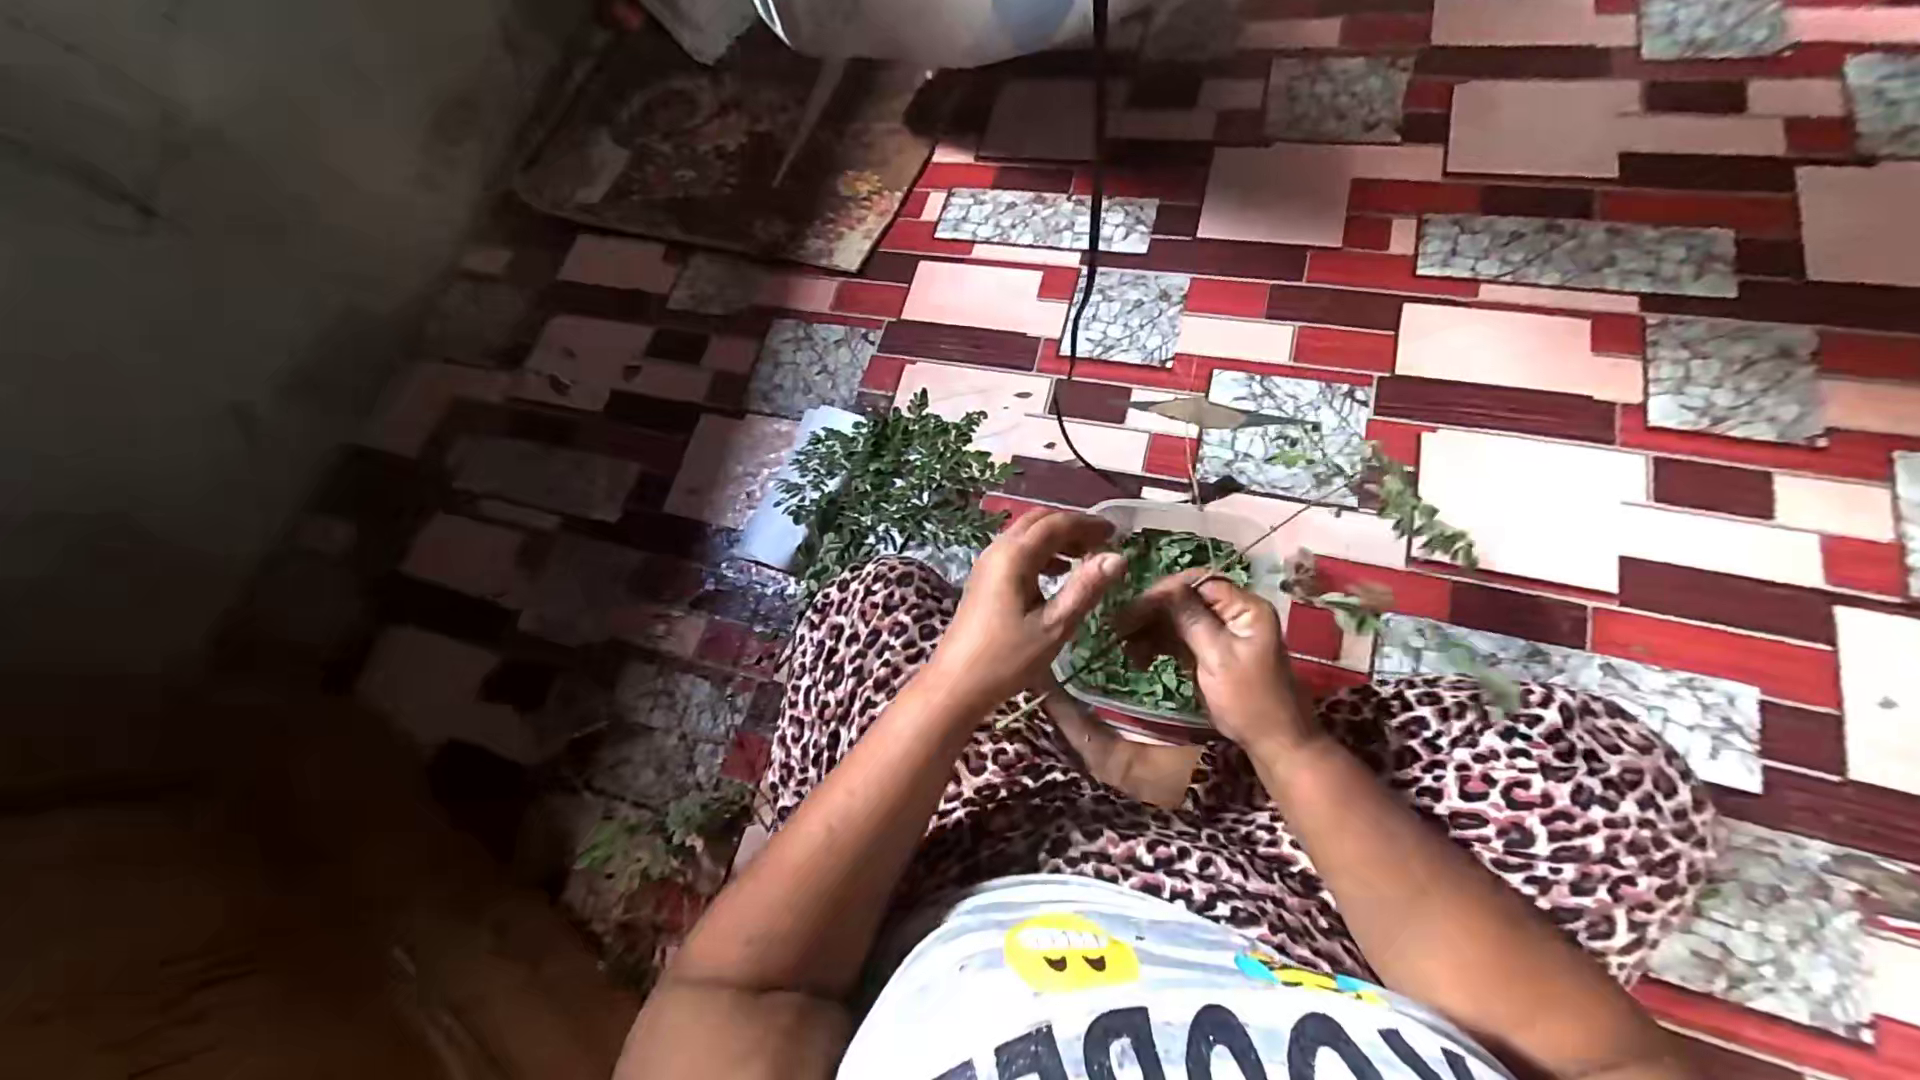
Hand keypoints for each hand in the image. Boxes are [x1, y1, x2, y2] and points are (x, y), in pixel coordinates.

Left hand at [922, 509, 1126, 714]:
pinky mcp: (984, 578)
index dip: (1088, 524)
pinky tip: (1057, 574)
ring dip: (1056, 538)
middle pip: (1038, 521)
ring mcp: (987, 563)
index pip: (1056, 524)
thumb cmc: (1007, 658)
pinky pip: (1017, 550)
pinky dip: (1041, 552)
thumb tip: (1118, 557)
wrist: (956, 683)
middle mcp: (997, 550)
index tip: (1117, 533)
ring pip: (1026, 534)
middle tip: (1102, 542)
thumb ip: (1085, 588)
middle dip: (1072, 526)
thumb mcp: (1054, 626)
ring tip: (1086, 557)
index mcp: (1014, 556)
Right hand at [1116, 568, 1318, 756]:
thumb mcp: (1218, 658)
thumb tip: (1165, 590)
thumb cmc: (1251, 701)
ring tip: (1127, 647)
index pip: (1198, 583)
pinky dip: (1159, 645)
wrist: (1275, 743)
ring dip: (1151, 630)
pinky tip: (1139, 658)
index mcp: (1245, 608)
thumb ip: (1191, 620)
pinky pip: (1179, 638)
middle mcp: (1234, 613)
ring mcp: (1221, 632)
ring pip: (1178, 619)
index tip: (1134, 609)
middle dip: (1152, 612)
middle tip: (1121, 629)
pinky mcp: (1210, 651)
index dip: (1164, 592)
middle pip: (1184, 599)